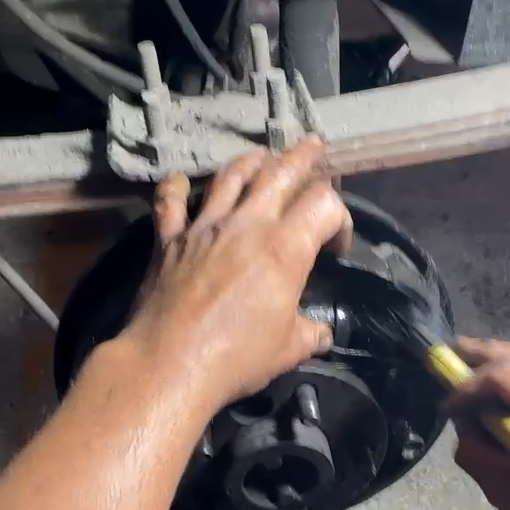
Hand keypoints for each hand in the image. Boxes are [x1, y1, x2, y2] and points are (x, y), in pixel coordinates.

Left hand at [119, 138, 353, 410]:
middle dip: (303, 157)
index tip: (336, 246)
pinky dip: (176, 187)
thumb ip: (310, 334)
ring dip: (251, 161)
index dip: (340, 218)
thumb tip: (322, 334)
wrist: (171, 362)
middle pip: (280, 172)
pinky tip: (179, 182)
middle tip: (314, 146)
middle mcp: (247, 225)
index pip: (324, 205)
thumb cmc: (237, 358)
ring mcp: (204, 227)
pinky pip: (171, 201)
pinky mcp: (169, 239)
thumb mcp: (288, 351)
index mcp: (285, 249)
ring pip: (230, 176)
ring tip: (262, 156)